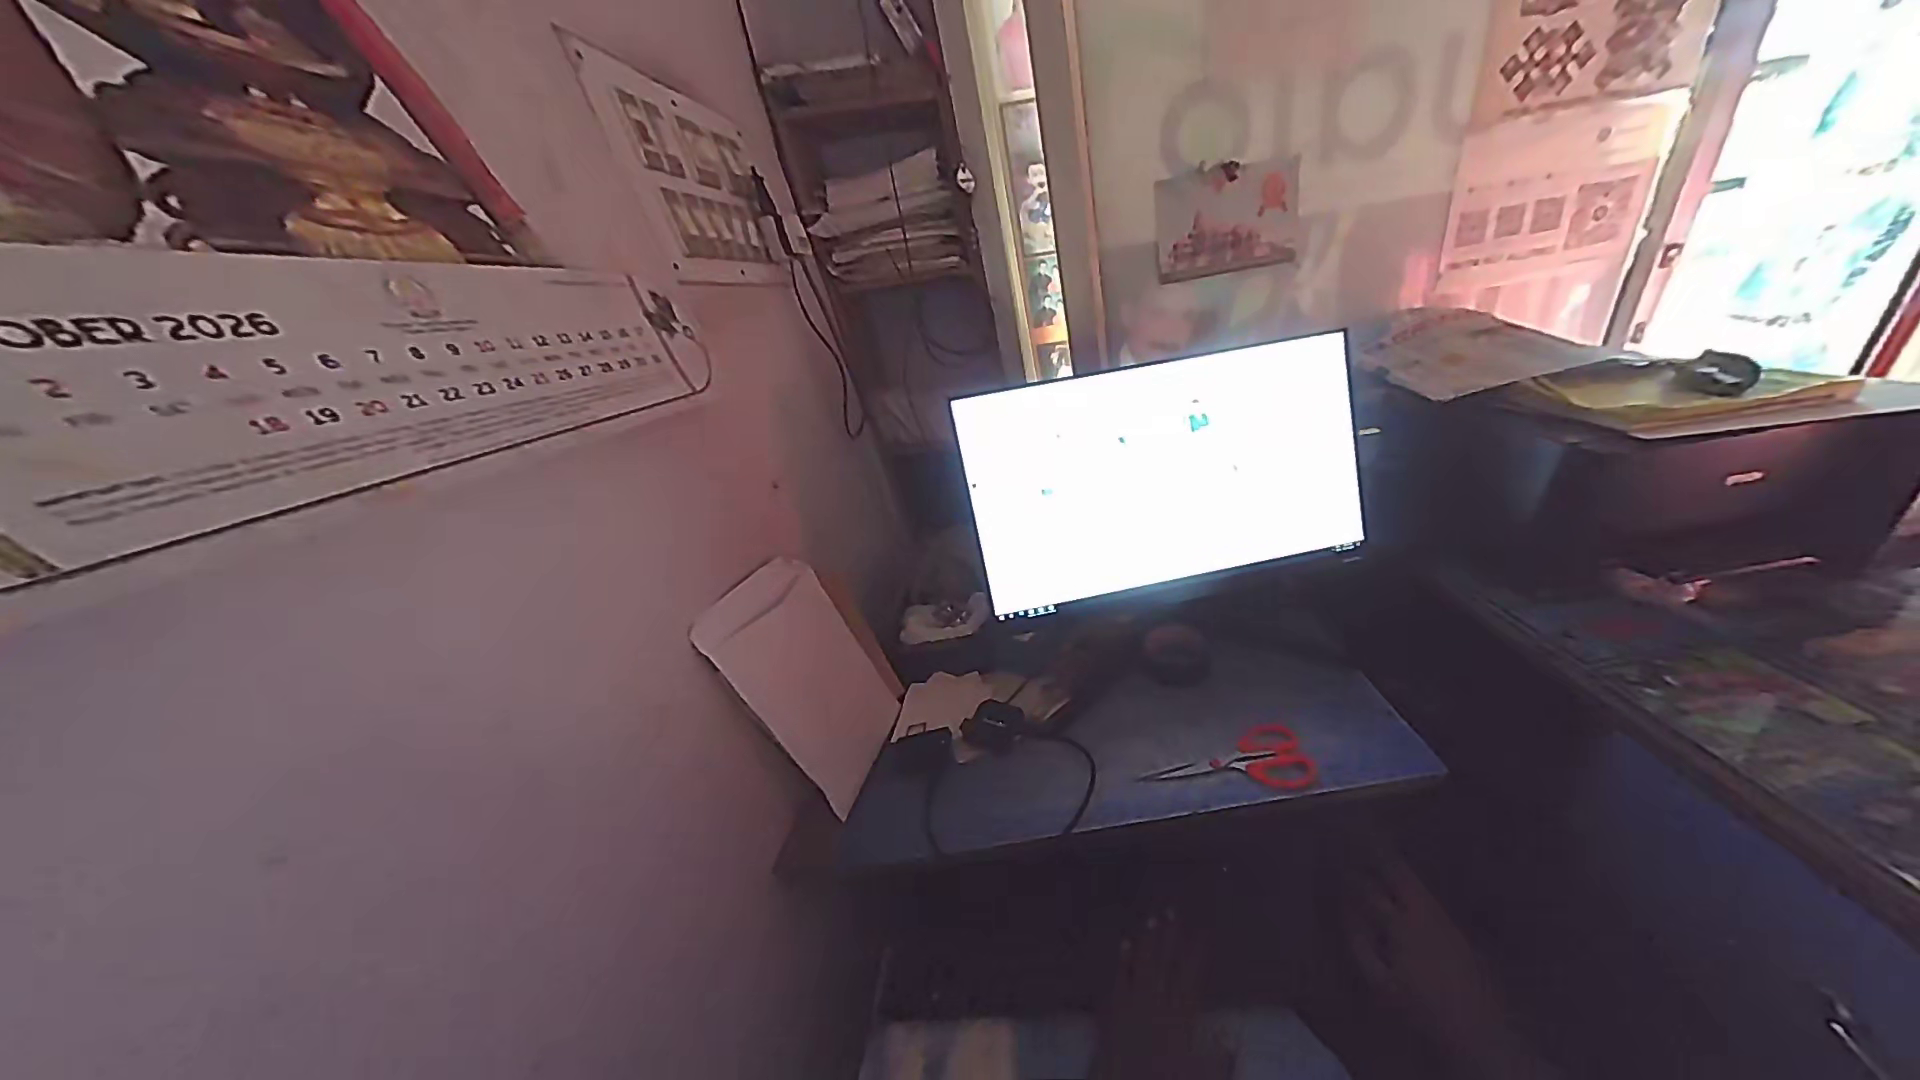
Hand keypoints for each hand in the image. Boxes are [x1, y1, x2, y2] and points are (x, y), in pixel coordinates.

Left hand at [1090, 910, 1235, 1079]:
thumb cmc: (1166, 1079)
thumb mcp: (1199, 1073)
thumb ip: (1217, 1058)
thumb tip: (1228, 1037)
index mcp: (1180, 1016)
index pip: (1191, 974)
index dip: (1197, 951)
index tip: (1203, 932)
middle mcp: (1158, 1001)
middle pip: (1166, 961)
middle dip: (1171, 934)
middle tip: (1173, 910)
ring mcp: (1135, 1000)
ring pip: (1144, 962)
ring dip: (1149, 940)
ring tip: (1154, 918)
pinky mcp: (1116, 1006)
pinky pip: (1121, 976)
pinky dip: (1124, 958)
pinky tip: (1126, 941)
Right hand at [1344, 851, 1560, 1079]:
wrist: (1486, 1042)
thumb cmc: (1421, 1012)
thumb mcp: (1379, 982)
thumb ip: (1358, 940)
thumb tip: (1341, 906)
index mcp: (1399, 923)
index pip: (1365, 885)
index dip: (1344, 866)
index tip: (1327, 848)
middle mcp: (1424, 913)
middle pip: (1396, 871)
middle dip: (1374, 849)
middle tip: (1354, 828)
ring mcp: (1446, 922)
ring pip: (1415, 881)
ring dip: (1393, 863)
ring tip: (1375, 846)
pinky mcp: (1460, 934)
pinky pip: (1427, 897)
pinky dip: (1410, 883)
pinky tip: (1403, 885)